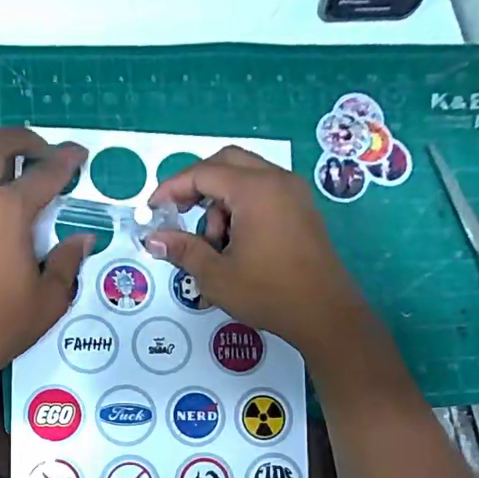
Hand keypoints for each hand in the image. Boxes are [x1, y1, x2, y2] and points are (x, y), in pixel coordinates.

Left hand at [0, 128, 90, 397]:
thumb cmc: (4, 324)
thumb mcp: (50, 298)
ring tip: (2, 167)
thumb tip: (82, 238)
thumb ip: (66, 261)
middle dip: (21, 139)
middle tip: (40, 149)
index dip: (65, 161)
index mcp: (8, 212)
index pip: (43, 174)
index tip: (79, 154)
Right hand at [145, 147, 369, 358]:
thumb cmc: (269, 293)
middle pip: (227, 163)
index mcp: (255, 189)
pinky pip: (265, 195)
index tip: (154, 210)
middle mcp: (277, 181)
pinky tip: (239, 247)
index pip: (203, 172)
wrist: (325, 314)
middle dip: (198, 187)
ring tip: (217, 248)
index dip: (172, 189)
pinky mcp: (304, 211)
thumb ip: (183, 251)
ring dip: (222, 204)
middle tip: (180, 215)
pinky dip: (244, 210)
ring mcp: (295, 194)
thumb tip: (153, 239)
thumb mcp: (217, 276)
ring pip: (246, 179)